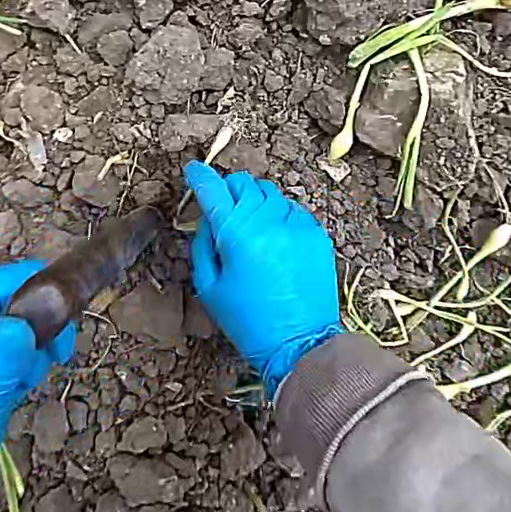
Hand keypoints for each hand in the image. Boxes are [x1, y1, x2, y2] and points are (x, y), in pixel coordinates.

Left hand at [0, 263, 76, 506]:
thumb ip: (0, 359)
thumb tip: (20, 326)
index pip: (26, 277)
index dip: (49, 307)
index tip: (54, 349)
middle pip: (32, 290)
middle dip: (42, 332)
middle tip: (31, 372)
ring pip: (34, 308)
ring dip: (36, 347)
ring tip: (18, 381)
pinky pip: (25, 322)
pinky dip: (28, 352)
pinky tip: (14, 378)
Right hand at [184, 162, 341, 396]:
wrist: (301, 342)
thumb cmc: (249, 321)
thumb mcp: (210, 288)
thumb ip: (202, 246)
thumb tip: (207, 219)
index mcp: (236, 234)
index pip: (213, 189)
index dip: (200, 176)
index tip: (194, 170)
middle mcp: (268, 221)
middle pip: (244, 183)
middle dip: (230, 189)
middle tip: (224, 206)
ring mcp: (296, 224)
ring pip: (270, 193)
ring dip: (256, 202)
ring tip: (252, 229)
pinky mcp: (316, 232)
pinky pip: (293, 210)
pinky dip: (280, 216)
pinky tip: (276, 240)